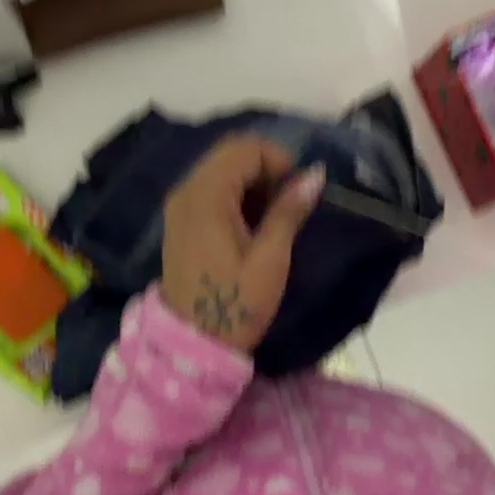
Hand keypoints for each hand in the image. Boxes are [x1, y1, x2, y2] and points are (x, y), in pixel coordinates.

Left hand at [161, 136, 324, 352]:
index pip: (246, 149)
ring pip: (219, 169)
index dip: (279, 160)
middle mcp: (186, 191)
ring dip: (251, 181)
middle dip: (265, 168)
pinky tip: (251, 224)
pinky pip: (210, 189)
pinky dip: (234, 194)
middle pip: (230, 153)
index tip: (298, 192)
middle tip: (288, 203)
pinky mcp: (180, 221)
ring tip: (274, 216)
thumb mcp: (270, 260)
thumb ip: (289, 211)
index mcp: (206, 197)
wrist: (192, 345)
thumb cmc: (235, 305)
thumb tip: (314, 174)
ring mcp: (179, 206)